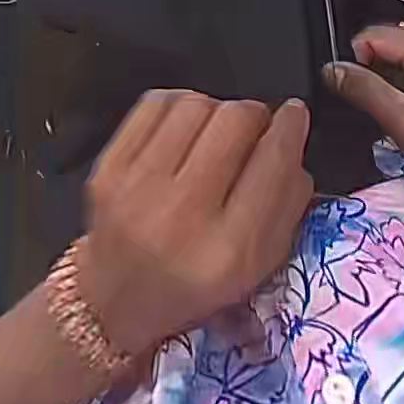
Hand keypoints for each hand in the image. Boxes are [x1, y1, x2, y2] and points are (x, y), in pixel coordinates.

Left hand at [75, 90, 313, 353]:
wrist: (116, 299)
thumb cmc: (198, 281)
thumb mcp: (262, 263)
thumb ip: (290, 203)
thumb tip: (293, 139)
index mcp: (231, 248)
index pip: (274, 159)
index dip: (291, 125)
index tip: (295, 114)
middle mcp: (183, 214)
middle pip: (237, 119)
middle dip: (256, 115)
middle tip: (255, 129)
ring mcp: (138, 188)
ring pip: (197, 104)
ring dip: (218, 111)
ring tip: (217, 133)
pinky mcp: (108, 167)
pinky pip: (156, 104)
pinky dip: (181, 106)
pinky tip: (187, 128)